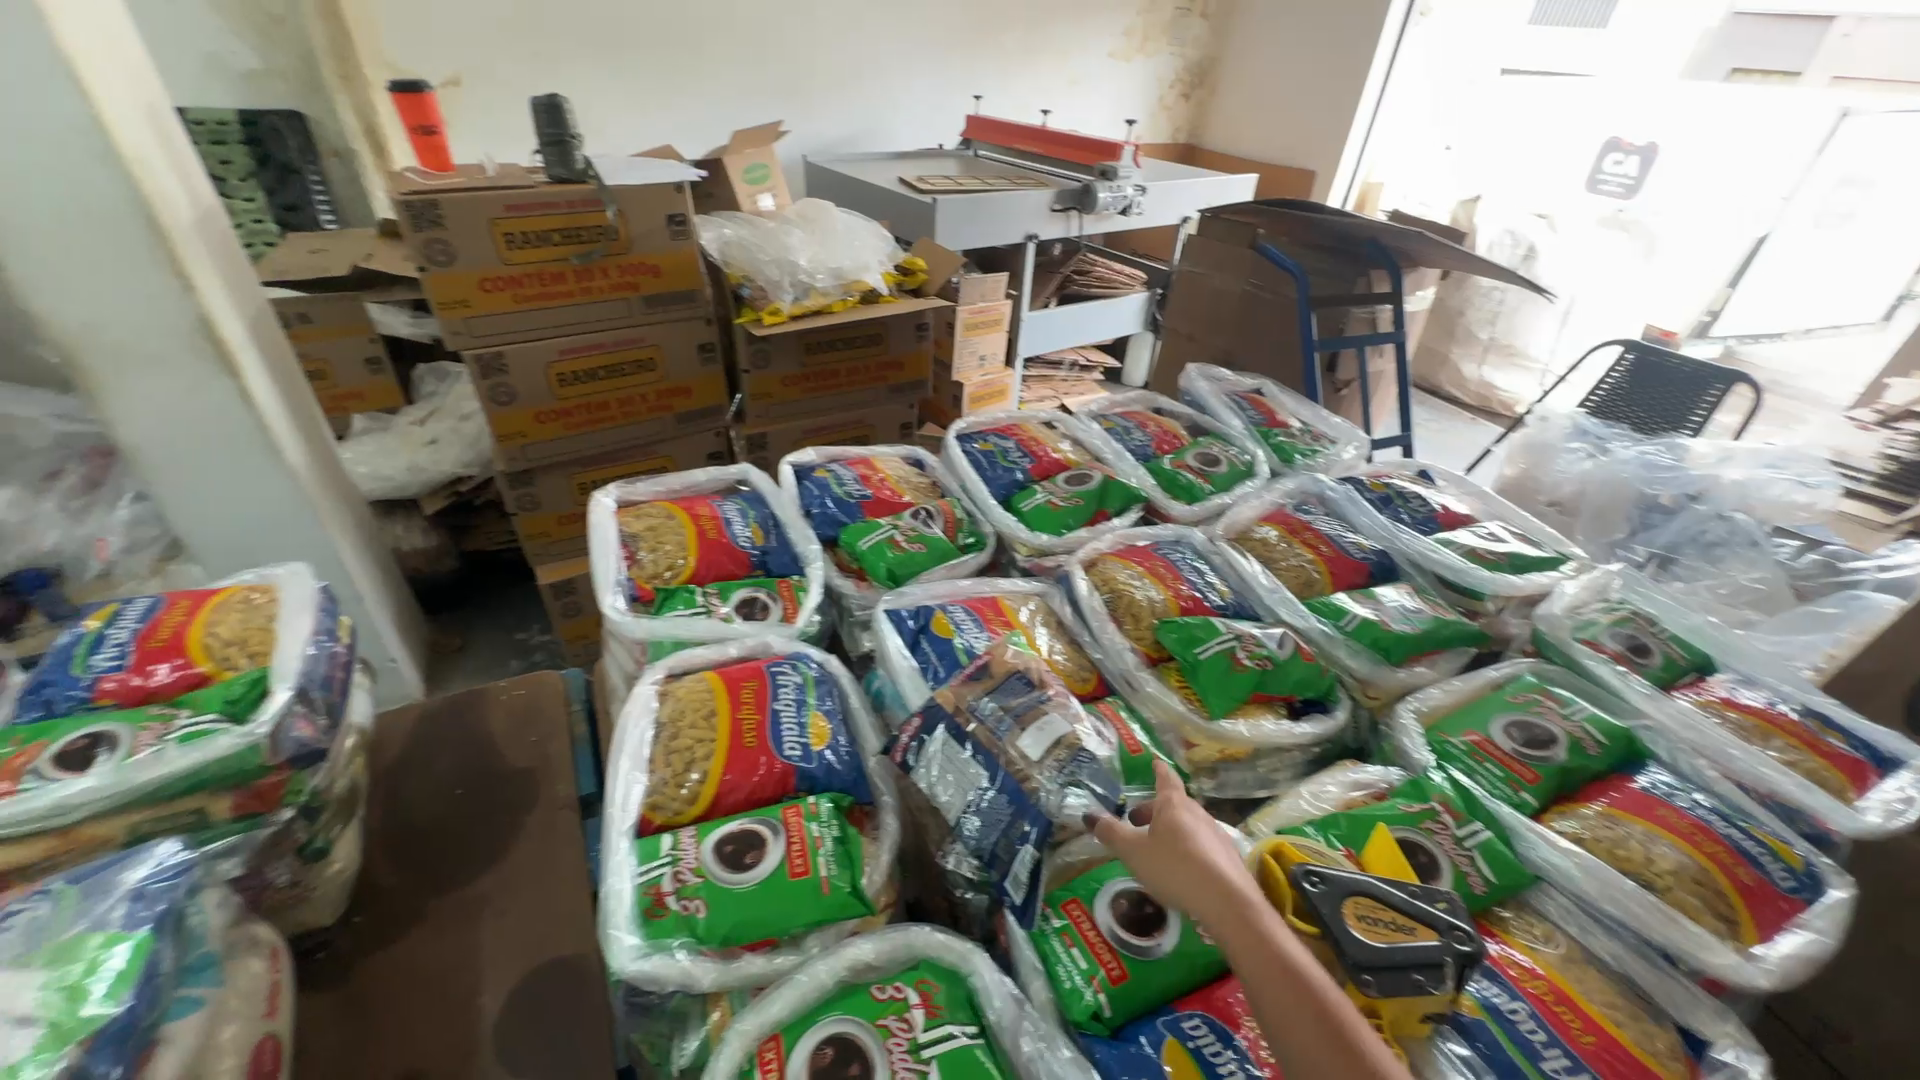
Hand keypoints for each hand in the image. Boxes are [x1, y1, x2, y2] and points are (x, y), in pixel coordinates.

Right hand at [1084, 759, 1264, 929]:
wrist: (1228, 902)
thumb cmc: (1175, 868)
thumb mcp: (1133, 852)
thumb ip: (1111, 833)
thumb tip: (1089, 815)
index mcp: (1173, 805)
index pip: (1165, 778)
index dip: (1158, 770)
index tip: (1154, 762)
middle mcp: (1197, 813)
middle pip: (1174, 804)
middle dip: (1154, 810)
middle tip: (1135, 821)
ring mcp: (1216, 835)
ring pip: (1188, 825)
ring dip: (1170, 830)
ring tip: (1155, 848)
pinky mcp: (1227, 858)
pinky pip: (1202, 845)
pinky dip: (1187, 849)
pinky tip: (1181, 870)